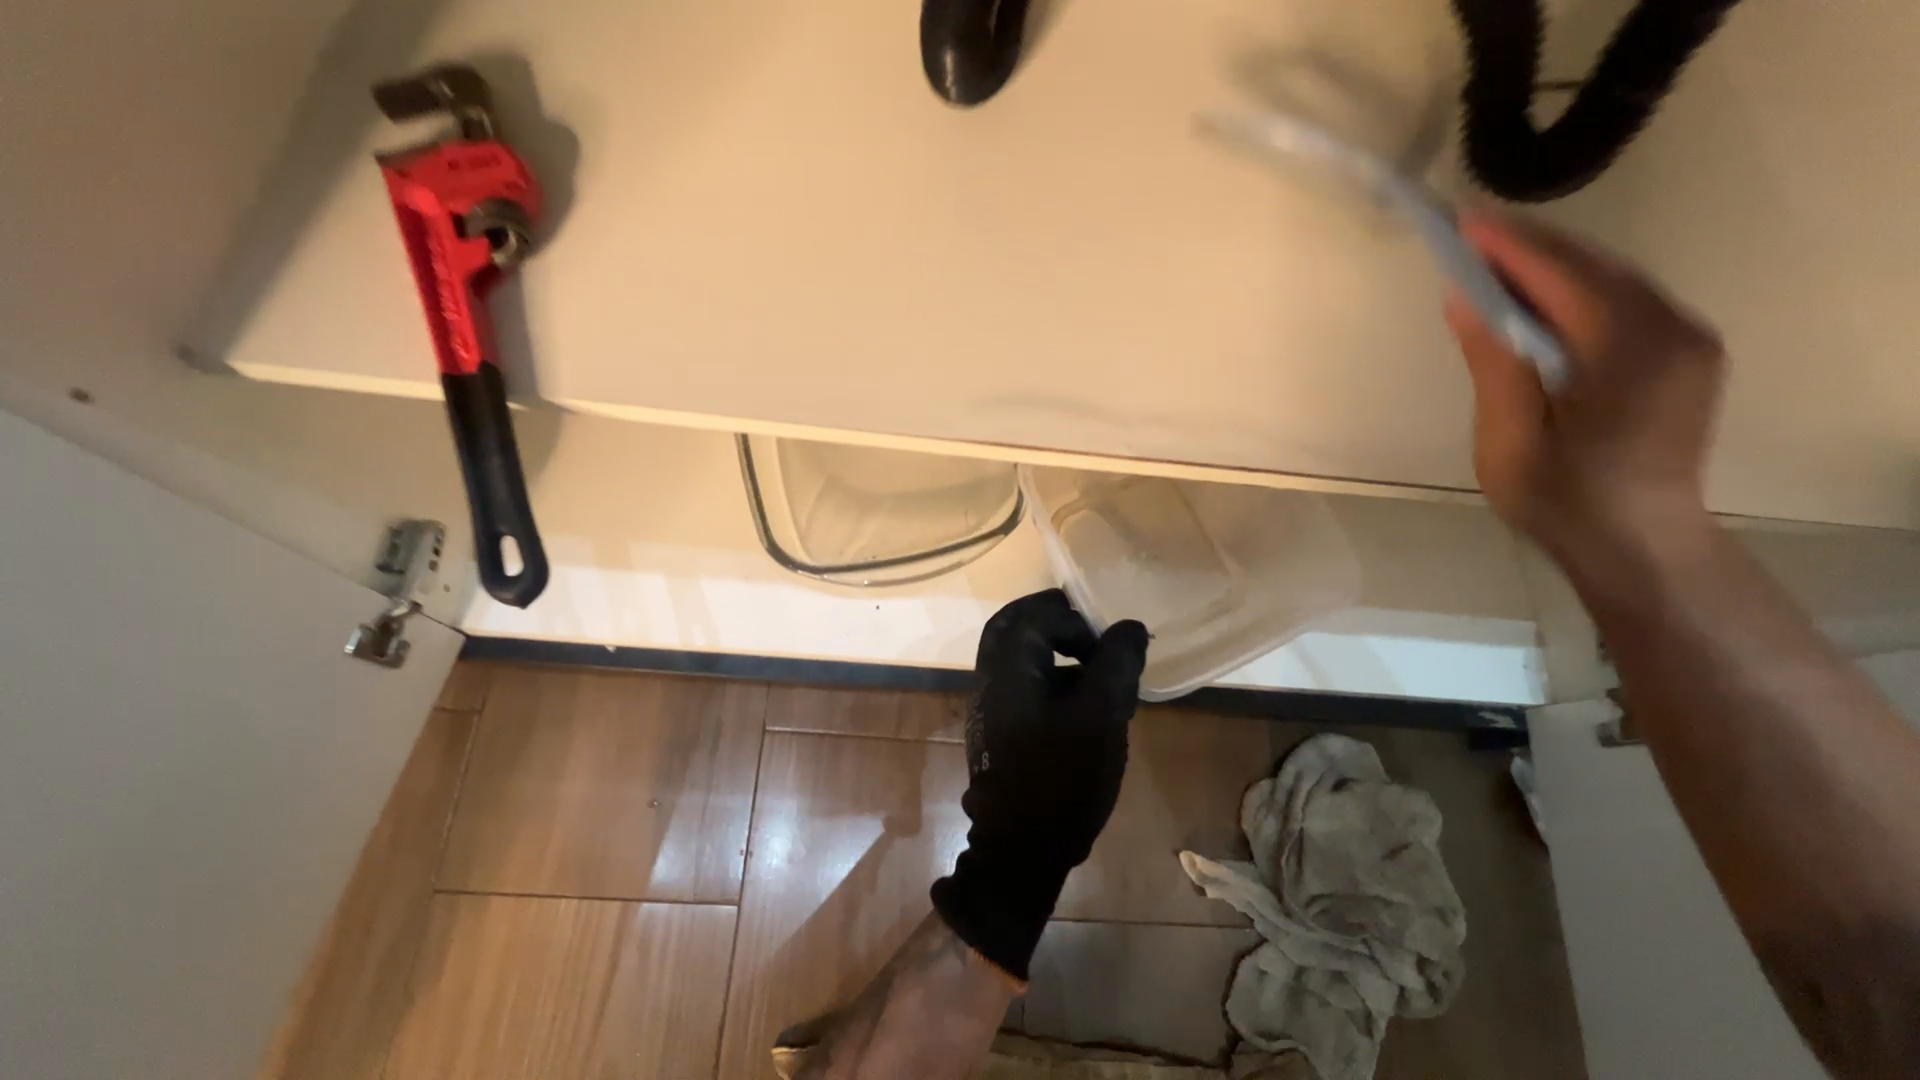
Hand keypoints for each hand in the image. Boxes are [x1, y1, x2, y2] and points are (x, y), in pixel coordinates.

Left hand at [930, 589, 1148, 980]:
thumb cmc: (1060, 778)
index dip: (1071, 617)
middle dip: (1050, 621)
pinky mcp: (1000, 737)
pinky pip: (1023, 691)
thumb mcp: (1100, 717)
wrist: (1020, 851)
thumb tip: (1130, 628)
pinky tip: (1086, 709)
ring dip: (1052, 653)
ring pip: (1017, 662)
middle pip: (1012, 631)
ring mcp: (991, 712)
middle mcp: (989, 684)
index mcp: (1006, 671)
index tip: (1105, 638)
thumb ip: (1115, 665)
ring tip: (1097, 671)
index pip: (1031, 618)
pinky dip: (1051, 682)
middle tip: (1088, 627)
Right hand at [1445, 211, 1725, 569]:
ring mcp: (1688, 343)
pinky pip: (1625, 305)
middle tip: (1471, 235)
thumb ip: (1494, 363)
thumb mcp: (1510, 439)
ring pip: (1612, 282)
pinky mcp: (1685, 357)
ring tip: (1495, 261)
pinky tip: (1539, 301)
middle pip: (1594, 269)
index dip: (1510, 247)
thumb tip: (1467, 297)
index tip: (1463, 220)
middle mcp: (1675, 332)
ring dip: (1553, 268)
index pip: (1565, 277)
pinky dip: (1577, 293)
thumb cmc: (1564, 502)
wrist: (1640, 548)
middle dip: (1530, 249)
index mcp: (1632, 352)